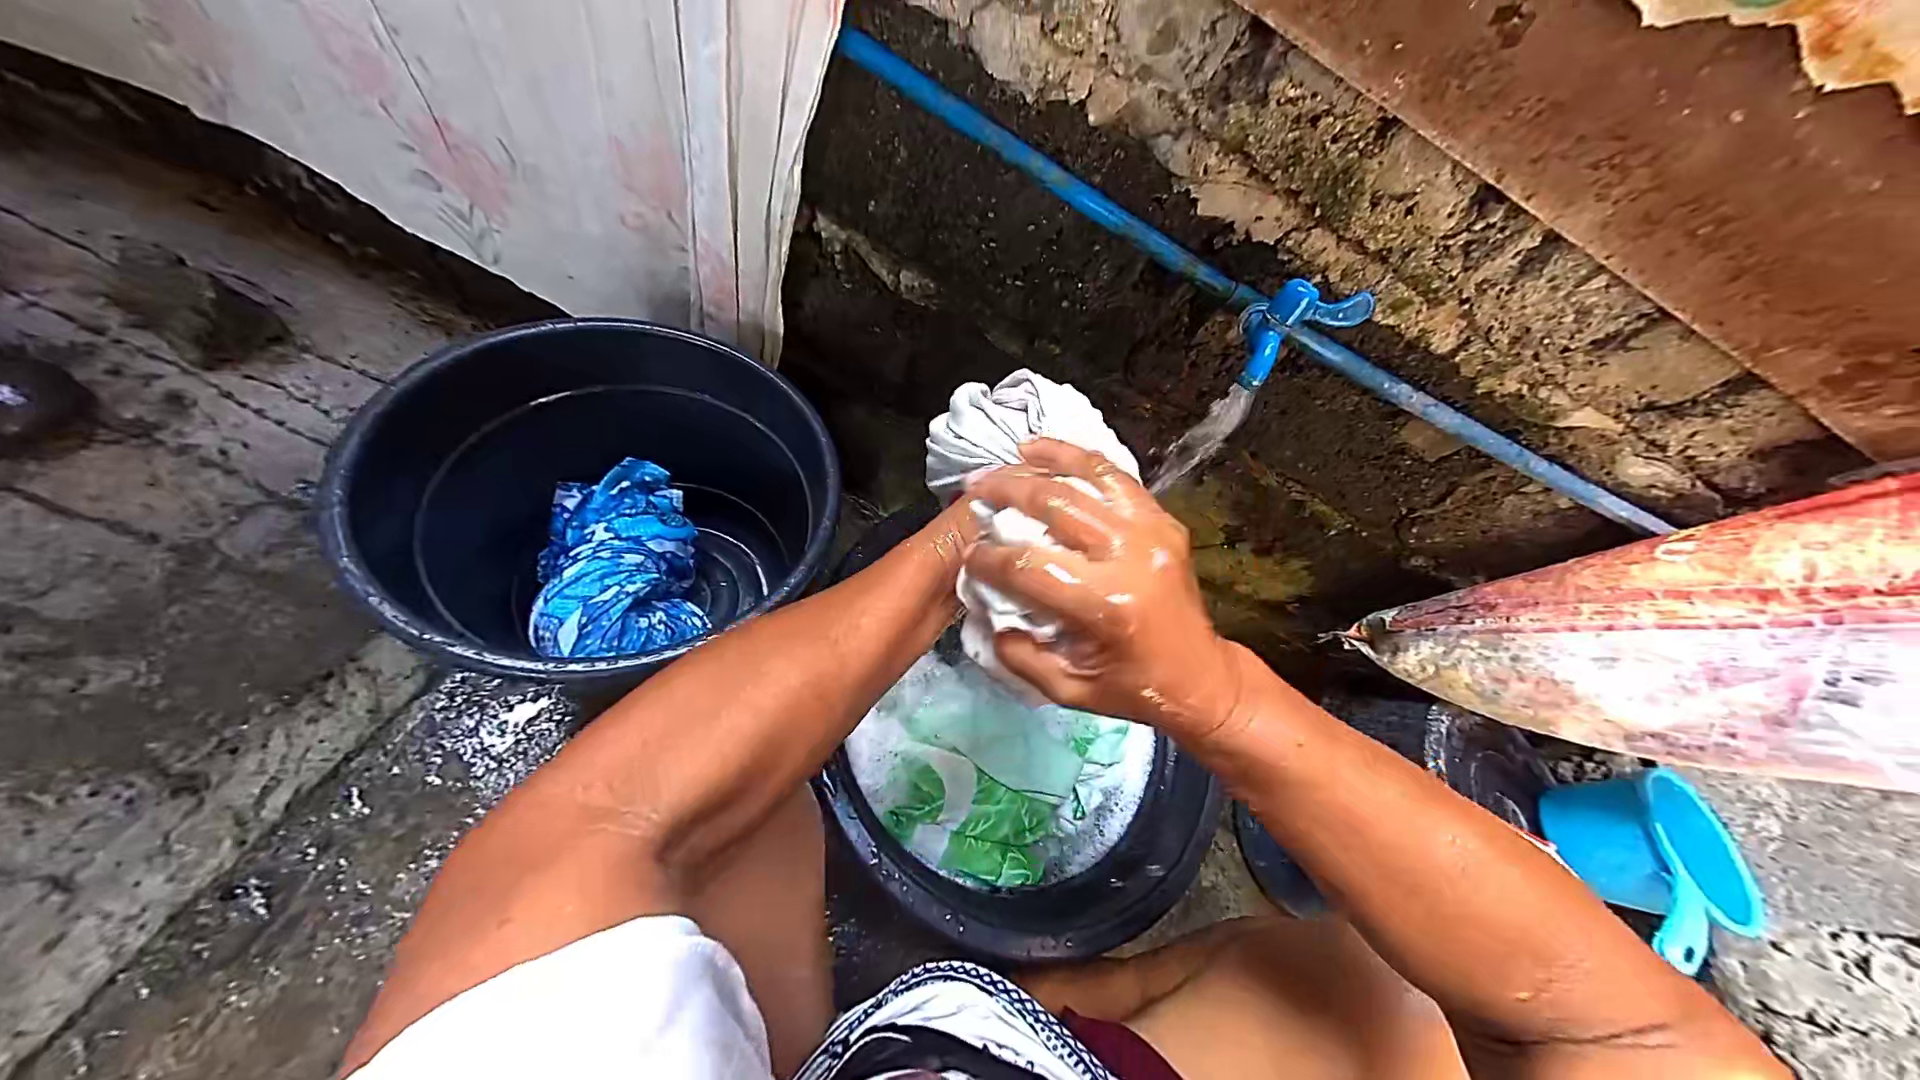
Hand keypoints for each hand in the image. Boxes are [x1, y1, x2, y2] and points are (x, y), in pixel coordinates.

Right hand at [963, 439, 1245, 740]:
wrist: (1200, 678)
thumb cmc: (1133, 688)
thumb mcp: (1068, 691)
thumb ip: (1020, 654)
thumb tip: (987, 609)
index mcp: (1107, 605)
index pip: (1030, 566)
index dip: (990, 559)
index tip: (970, 557)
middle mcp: (1131, 558)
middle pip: (1056, 506)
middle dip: (1008, 492)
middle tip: (976, 489)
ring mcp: (1152, 533)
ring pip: (1090, 476)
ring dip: (1045, 461)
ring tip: (1012, 455)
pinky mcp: (1163, 523)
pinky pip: (1117, 478)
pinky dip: (1082, 460)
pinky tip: (1054, 453)